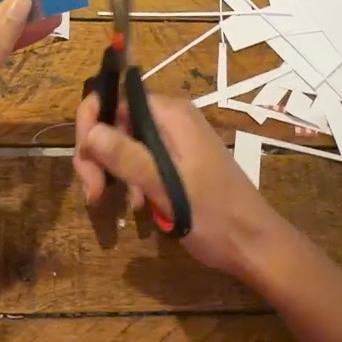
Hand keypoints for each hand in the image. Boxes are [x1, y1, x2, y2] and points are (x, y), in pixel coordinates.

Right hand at [72, 92, 294, 280]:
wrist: (256, 245)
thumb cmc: (214, 216)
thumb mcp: (165, 187)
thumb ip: (127, 156)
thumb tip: (90, 131)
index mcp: (169, 113)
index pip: (114, 96)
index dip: (91, 123)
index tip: (85, 161)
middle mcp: (170, 117)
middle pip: (115, 120)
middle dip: (97, 153)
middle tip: (94, 192)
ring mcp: (175, 138)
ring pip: (124, 142)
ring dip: (111, 170)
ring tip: (116, 204)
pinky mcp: (178, 159)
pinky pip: (141, 158)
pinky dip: (130, 179)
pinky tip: (137, 205)